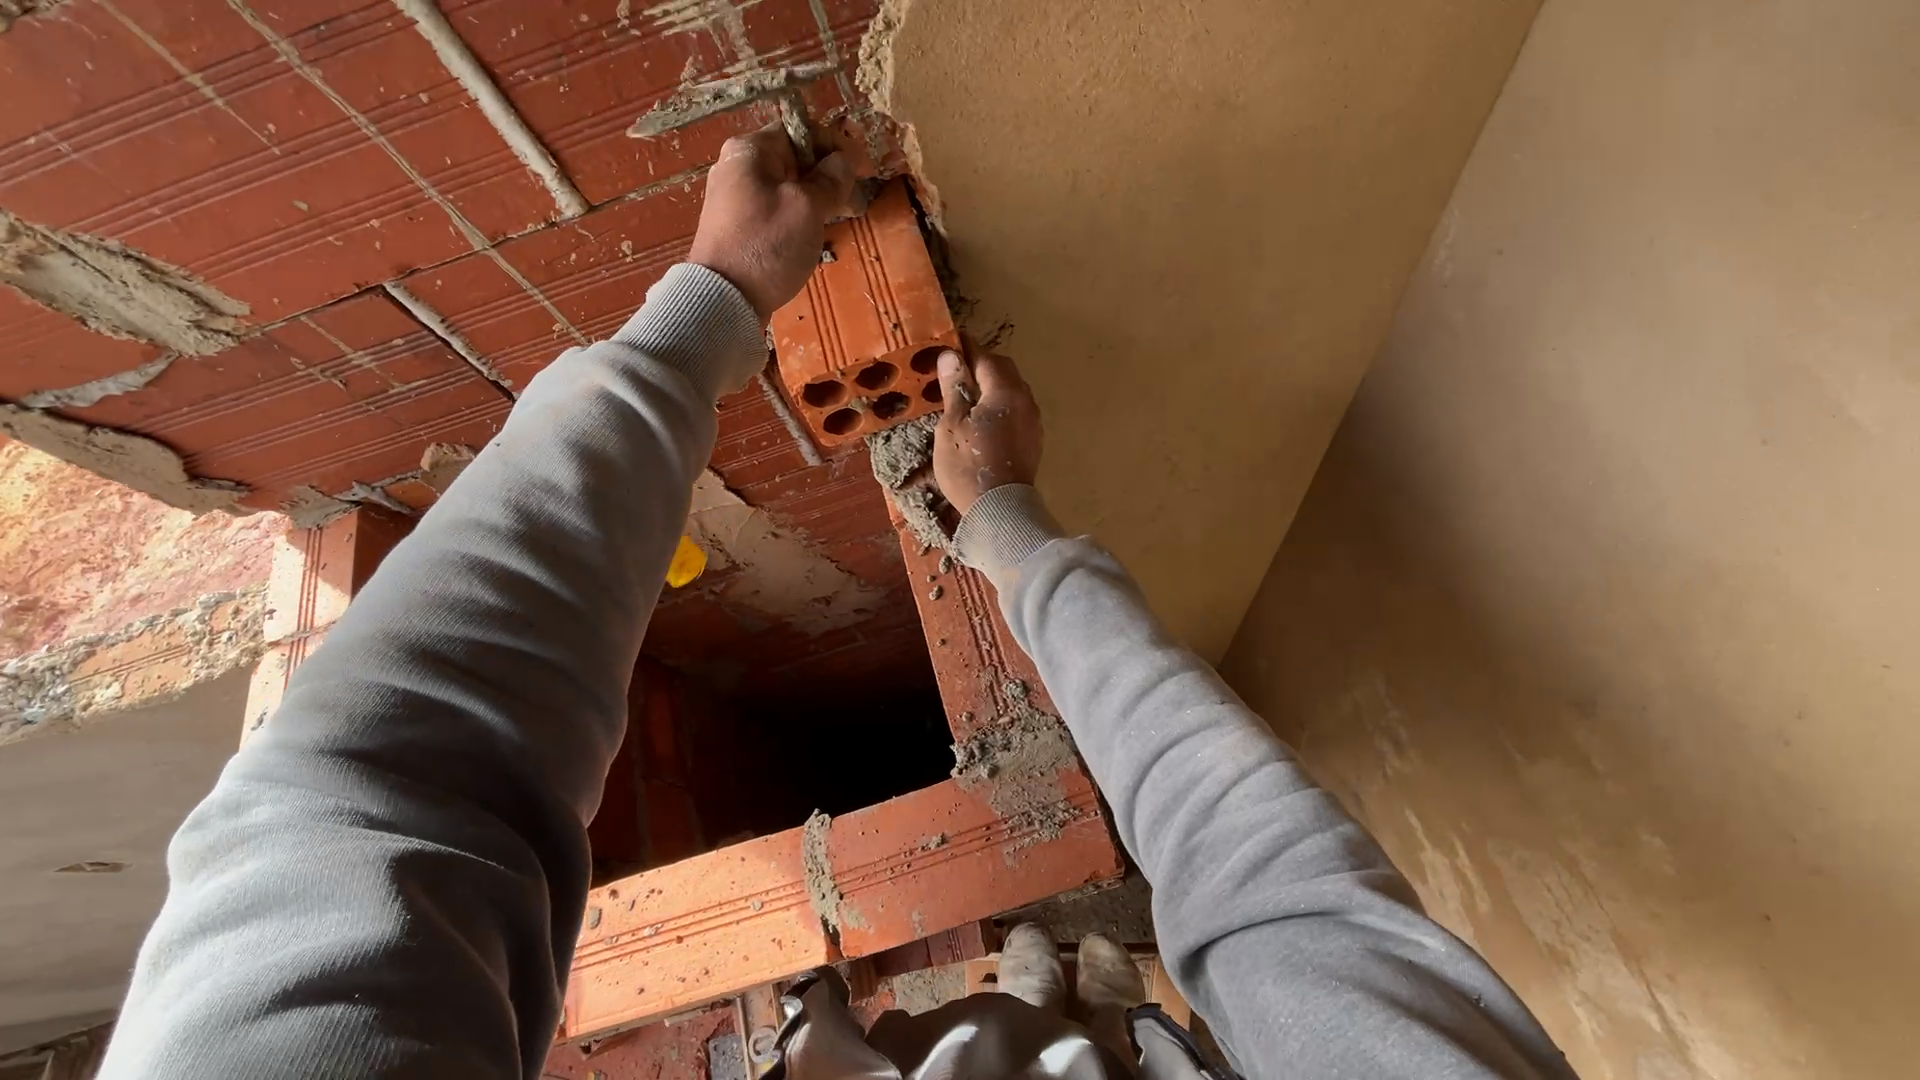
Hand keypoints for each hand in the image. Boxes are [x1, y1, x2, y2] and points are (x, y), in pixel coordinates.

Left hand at [687, 126, 854, 320]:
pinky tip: (808, 238)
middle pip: (791, 160)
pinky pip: (771, 212)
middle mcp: (736, 166)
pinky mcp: (734, 228)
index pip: (799, 131)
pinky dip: (794, 219)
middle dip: (824, 177)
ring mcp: (732, 199)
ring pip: (783, 188)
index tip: (858, 170)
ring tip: (835, 221)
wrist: (723, 298)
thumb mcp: (807, 209)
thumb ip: (829, 181)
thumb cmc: (767, 246)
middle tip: (851, 201)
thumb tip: (843, 160)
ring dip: (812, 201)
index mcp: (750, 150)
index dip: (832, 147)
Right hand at [933, 342, 1042, 516]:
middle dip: (983, 365)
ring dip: (994, 386)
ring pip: (1014, 392)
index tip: (951, 342)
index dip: (967, 348)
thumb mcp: (951, 425)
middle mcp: (1026, 401)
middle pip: (1005, 372)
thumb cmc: (968, 466)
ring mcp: (1033, 423)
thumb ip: (954, 388)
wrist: (999, 510)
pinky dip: (1001, 406)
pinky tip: (986, 417)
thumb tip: (951, 356)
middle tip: (958, 368)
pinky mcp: (1033, 442)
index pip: (986, 358)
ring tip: (970, 393)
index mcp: (1005, 392)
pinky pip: (1017, 412)